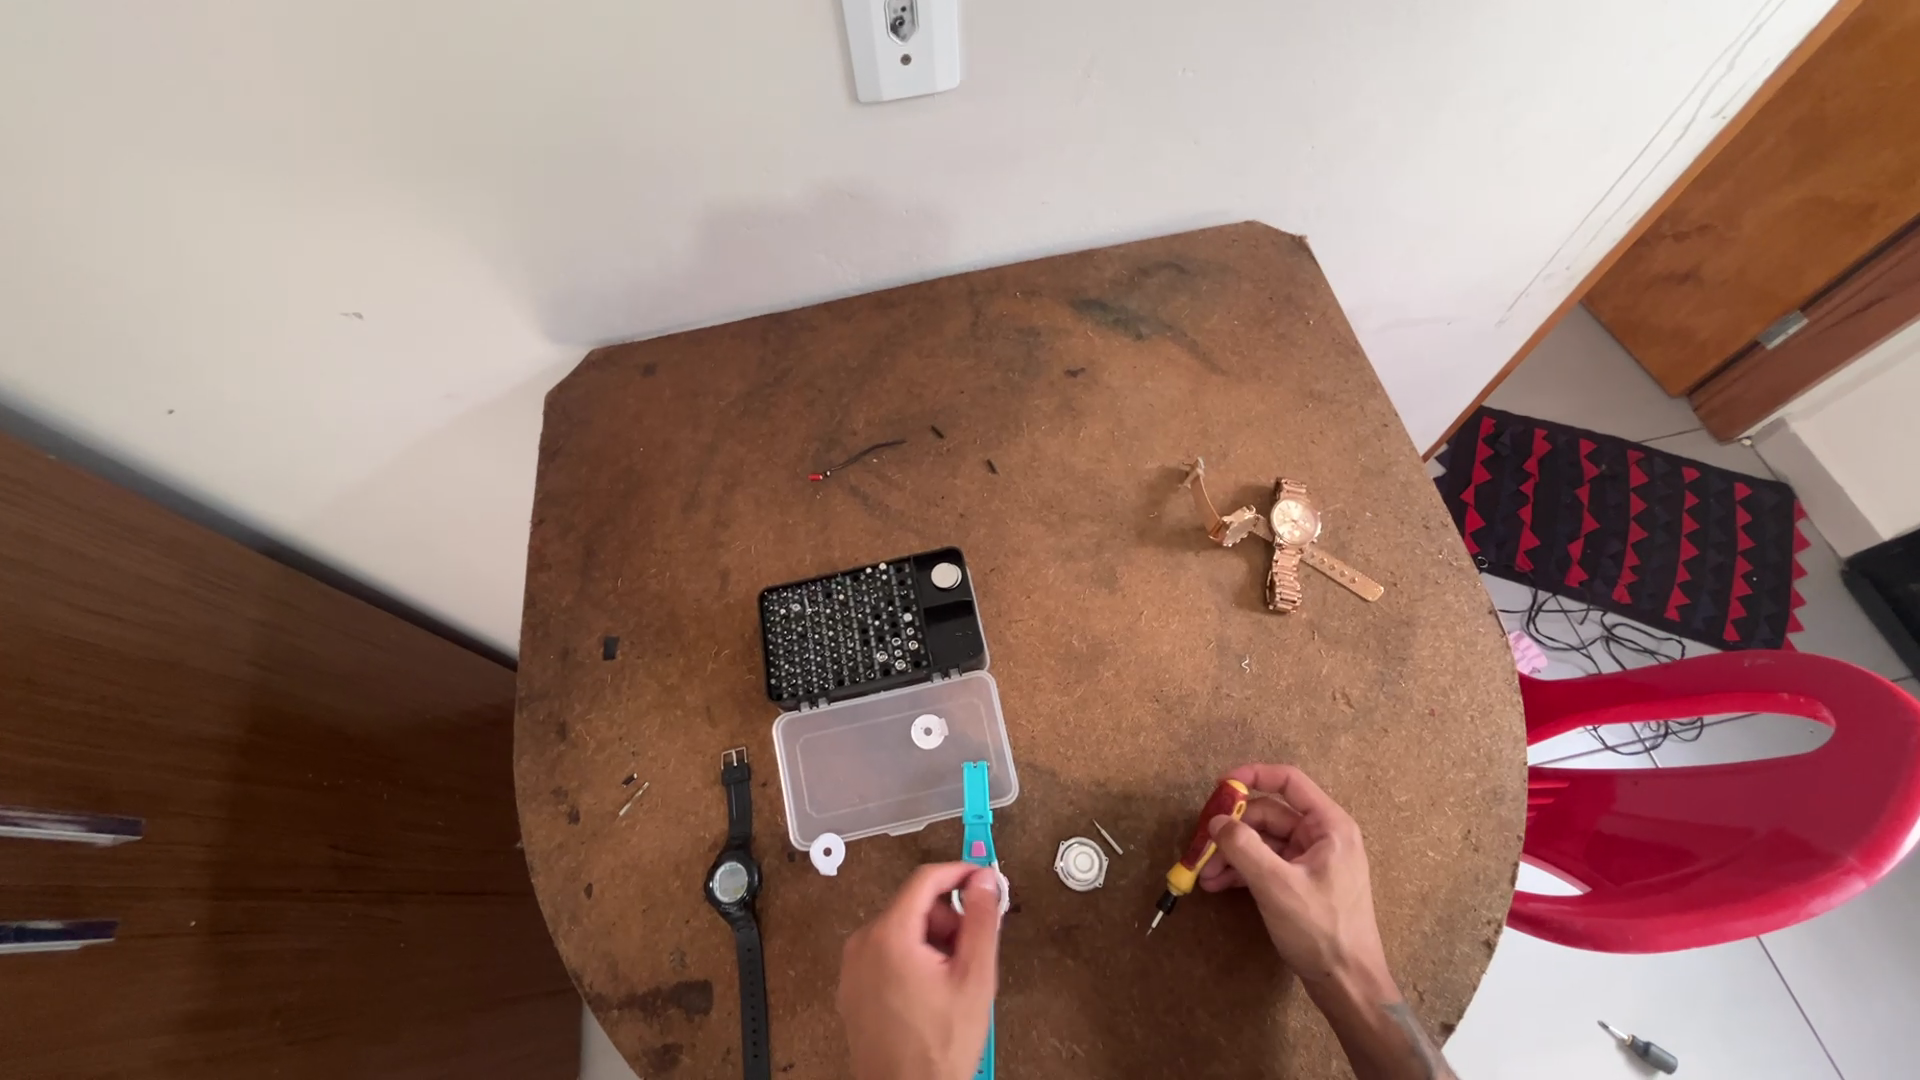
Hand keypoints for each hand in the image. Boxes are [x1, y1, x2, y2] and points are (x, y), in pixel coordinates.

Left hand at [837, 863, 1002, 1079]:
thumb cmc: (938, 1049)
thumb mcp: (974, 978)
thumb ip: (982, 919)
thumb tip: (985, 880)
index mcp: (889, 935)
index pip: (925, 879)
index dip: (958, 873)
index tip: (982, 877)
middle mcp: (863, 944)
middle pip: (913, 905)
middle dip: (947, 919)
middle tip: (970, 949)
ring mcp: (853, 967)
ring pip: (902, 929)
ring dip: (932, 941)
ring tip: (951, 979)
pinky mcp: (853, 987)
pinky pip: (886, 952)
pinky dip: (911, 958)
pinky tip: (930, 991)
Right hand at [1196, 764, 1389, 987]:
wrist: (1349, 988)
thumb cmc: (1321, 930)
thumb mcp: (1276, 885)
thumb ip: (1243, 847)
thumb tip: (1215, 821)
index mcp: (1329, 826)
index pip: (1289, 781)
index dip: (1253, 776)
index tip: (1220, 786)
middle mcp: (1322, 837)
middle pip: (1267, 814)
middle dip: (1232, 830)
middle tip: (1203, 844)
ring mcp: (1311, 861)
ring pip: (1262, 841)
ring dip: (1231, 854)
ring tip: (1204, 874)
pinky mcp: (1301, 883)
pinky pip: (1265, 863)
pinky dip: (1241, 870)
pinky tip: (1217, 884)